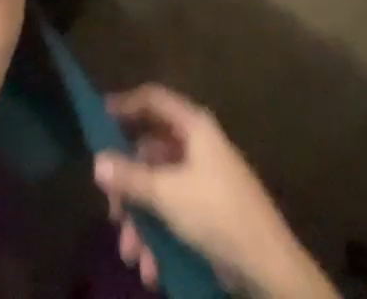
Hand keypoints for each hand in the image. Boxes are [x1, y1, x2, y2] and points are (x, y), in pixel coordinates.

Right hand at [94, 85, 331, 296]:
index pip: (154, 100)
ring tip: (132, 254)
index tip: (97, 117)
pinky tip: (152, 267)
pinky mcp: (208, 212)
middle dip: (128, 188)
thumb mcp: (166, 192)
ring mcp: (204, 181)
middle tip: (112, 211)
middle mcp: (199, 148)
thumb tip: (98, 162)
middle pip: (149, 154)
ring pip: (158, 190)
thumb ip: (129, 176)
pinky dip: (159, 237)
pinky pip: (173, 214)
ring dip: (141, 223)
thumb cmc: (216, 212)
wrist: (268, 265)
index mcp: (194, 128)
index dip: (125, 103)